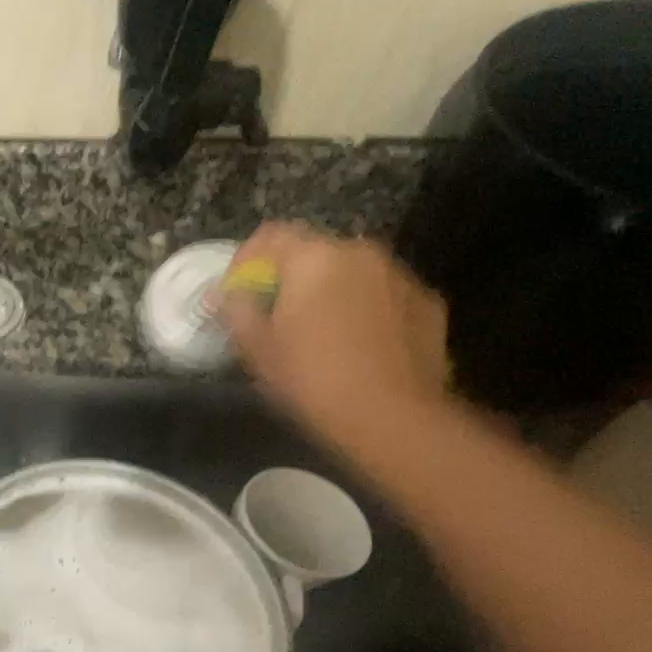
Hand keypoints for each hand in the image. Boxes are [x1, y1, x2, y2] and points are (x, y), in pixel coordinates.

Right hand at [217, 221, 450, 439]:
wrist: (392, 416)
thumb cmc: (311, 377)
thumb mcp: (256, 347)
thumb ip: (236, 310)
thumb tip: (224, 294)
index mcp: (314, 258)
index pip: (270, 235)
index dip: (246, 260)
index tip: (236, 293)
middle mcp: (361, 253)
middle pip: (314, 252)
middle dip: (290, 278)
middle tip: (274, 316)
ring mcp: (400, 276)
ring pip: (351, 273)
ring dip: (329, 292)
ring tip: (316, 333)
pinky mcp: (428, 303)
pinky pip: (382, 296)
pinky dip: (364, 310)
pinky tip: (354, 346)